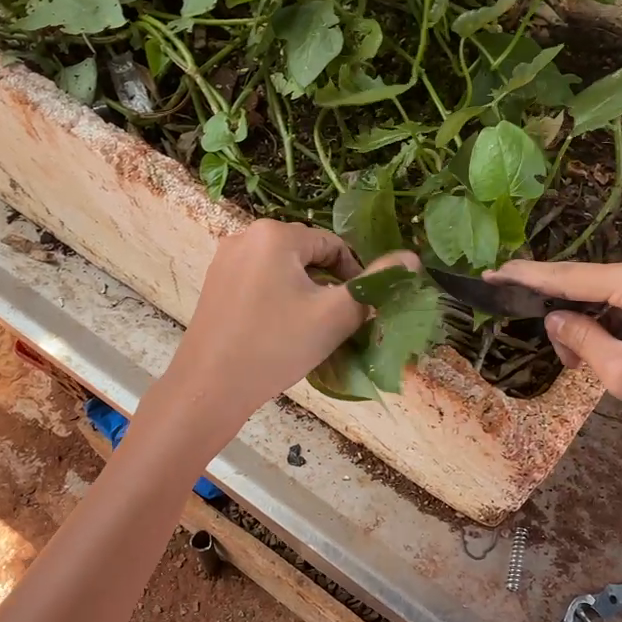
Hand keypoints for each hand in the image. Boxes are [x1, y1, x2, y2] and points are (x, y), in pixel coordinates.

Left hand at [161, 221, 414, 433]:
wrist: (210, 387)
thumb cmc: (277, 347)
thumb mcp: (335, 315)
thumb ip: (375, 283)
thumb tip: (411, 256)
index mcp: (275, 234)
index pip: (333, 245)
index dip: (354, 276)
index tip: (358, 311)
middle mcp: (245, 236)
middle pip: (306, 255)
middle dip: (326, 286)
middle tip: (334, 324)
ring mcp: (225, 261)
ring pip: (283, 271)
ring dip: (303, 295)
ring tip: (308, 331)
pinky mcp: (214, 285)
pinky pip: (259, 283)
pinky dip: (277, 301)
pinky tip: (279, 333)